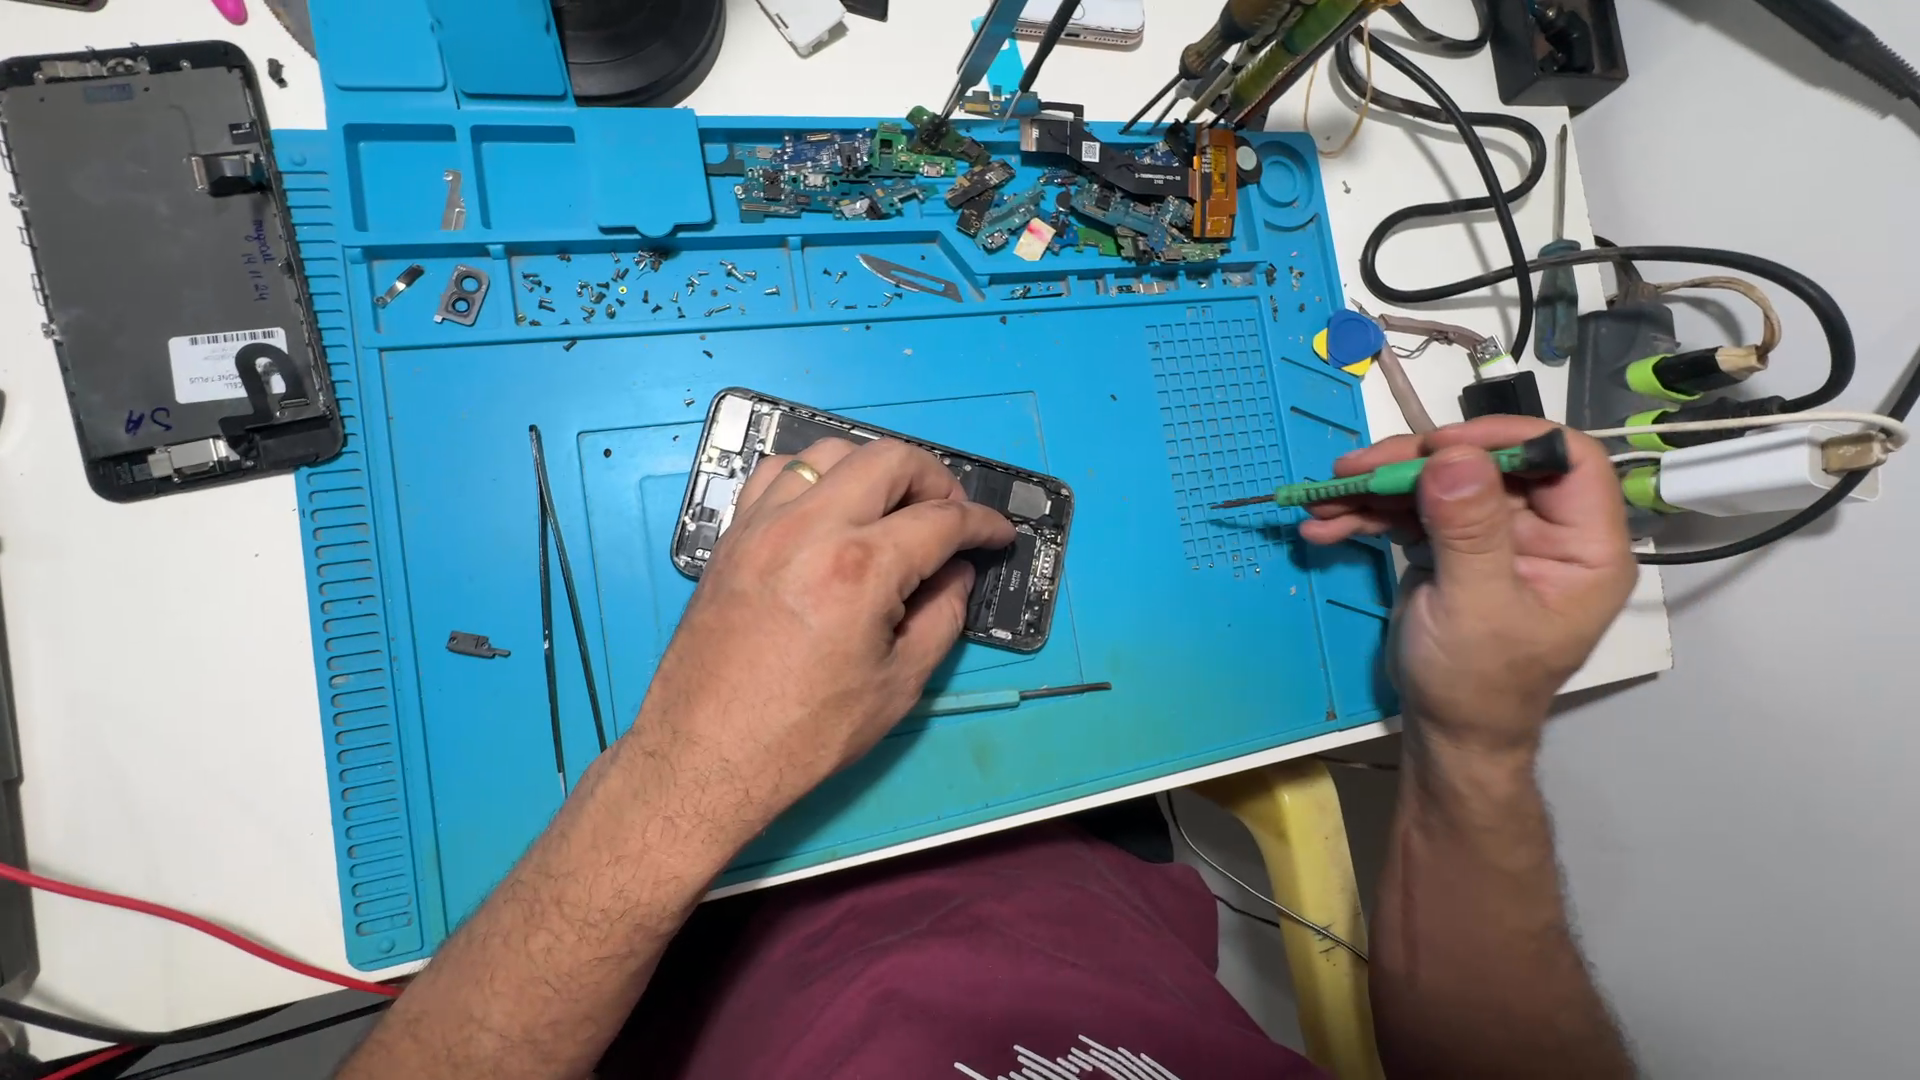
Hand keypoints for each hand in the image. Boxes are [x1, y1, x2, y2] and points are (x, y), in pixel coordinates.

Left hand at [627, 437, 1014, 838]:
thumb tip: (956, 571)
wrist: (706, 754)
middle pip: (889, 459)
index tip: (999, 533)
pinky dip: (815, 476)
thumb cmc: (808, 732)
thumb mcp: (899, 684)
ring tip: (890, 508)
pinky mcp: (734, 535)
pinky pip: (777, 473)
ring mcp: (764, 524)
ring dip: (874, 469)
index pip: (942, 520)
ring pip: (830, 452)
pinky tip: (826, 509)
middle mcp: (812, 527)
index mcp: (862, 567)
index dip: (982, 523)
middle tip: (949, 517)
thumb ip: (942, 615)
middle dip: (935, 479)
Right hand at [1299, 417, 1636, 755]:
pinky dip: (1364, 516)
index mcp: (1581, 545)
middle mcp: (1540, 529)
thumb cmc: (1477, 680)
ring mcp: (1488, 536)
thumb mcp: (1475, 608)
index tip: (1435, 446)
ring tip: (1321, 501)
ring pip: (1435, 485)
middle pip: (1481, 466)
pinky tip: (1325, 526)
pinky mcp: (1447, 545)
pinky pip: (1406, 513)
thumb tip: (1451, 458)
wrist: (1443, 726)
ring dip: (1373, 490)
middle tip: (1351, 471)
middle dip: (1411, 465)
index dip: (1502, 440)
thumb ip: (1470, 532)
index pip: (1563, 460)